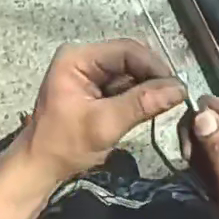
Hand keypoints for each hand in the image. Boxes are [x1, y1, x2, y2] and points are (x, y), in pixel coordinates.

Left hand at [10, 40, 186, 184]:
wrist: (39, 168)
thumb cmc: (64, 145)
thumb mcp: (104, 124)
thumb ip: (141, 104)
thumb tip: (180, 89)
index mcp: (78, 58)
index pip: (127, 50)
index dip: (154, 67)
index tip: (177, 88)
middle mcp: (84, 58)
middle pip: (131, 59)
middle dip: (153, 78)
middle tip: (175, 98)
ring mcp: (89, 72)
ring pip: (131, 72)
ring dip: (148, 89)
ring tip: (166, 105)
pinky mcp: (95, 88)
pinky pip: (125, 85)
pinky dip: (139, 97)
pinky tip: (151, 109)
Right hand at [179, 97, 218, 218]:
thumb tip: (200, 112)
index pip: (209, 106)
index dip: (193, 128)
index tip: (190, 157)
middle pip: (212, 118)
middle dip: (198, 144)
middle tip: (200, 176)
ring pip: (217, 135)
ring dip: (205, 158)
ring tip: (212, 185)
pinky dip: (217, 166)